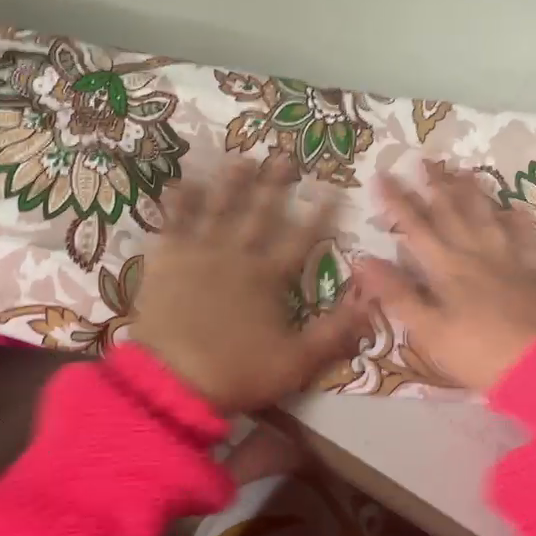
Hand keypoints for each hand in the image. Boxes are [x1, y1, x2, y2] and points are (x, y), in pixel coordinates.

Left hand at [135, 162, 367, 415]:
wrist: (171, 380)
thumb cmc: (236, 371)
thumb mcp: (296, 361)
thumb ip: (334, 332)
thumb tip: (370, 303)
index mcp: (268, 278)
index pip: (301, 238)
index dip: (320, 213)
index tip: (333, 187)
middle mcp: (236, 256)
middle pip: (259, 213)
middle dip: (275, 184)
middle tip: (284, 155)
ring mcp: (198, 254)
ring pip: (217, 209)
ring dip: (230, 183)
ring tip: (240, 158)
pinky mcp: (165, 260)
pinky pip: (172, 223)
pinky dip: (177, 202)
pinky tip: (179, 183)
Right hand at [355, 162, 535, 393]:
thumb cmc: (478, 352)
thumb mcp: (428, 330)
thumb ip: (397, 293)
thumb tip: (362, 259)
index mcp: (446, 267)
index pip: (415, 226)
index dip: (397, 201)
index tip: (382, 175)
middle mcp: (475, 253)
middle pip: (451, 212)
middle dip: (433, 185)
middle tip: (423, 159)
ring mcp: (509, 258)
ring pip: (486, 215)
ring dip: (471, 192)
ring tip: (461, 171)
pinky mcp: (534, 271)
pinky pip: (525, 236)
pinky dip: (517, 220)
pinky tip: (513, 209)